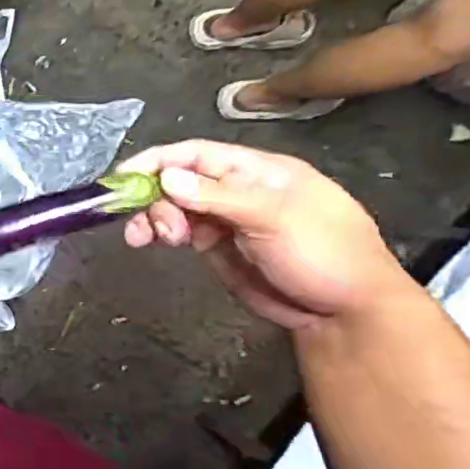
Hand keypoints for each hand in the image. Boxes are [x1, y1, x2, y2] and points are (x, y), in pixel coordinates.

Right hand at [117, 140, 412, 330]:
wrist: (345, 313)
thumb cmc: (325, 255)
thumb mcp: (276, 219)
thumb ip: (219, 197)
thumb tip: (166, 178)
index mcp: (259, 171)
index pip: (198, 154)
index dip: (158, 161)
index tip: (124, 177)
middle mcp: (237, 189)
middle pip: (179, 180)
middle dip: (156, 199)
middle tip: (155, 228)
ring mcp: (226, 218)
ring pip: (174, 206)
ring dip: (154, 218)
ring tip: (147, 240)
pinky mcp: (218, 245)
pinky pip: (180, 230)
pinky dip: (160, 233)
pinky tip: (151, 243)